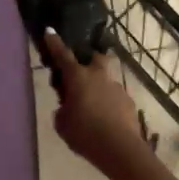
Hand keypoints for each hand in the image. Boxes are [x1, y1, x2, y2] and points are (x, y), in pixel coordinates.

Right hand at [44, 30, 154, 178]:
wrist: (120, 148)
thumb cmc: (85, 134)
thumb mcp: (63, 124)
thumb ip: (63, 110)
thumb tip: (67, 107)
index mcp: (78, 78)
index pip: (63, 55)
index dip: (55, 43)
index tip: (50, 31)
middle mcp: (98, 76)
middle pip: (95, 58)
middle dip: (89, 61)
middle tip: (81, 75)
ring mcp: (116, 86)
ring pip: (106, 78)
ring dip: (99, 86)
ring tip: (93, 106)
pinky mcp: (128, 100)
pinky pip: (115, 95)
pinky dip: (109, 102)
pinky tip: (106, 119)